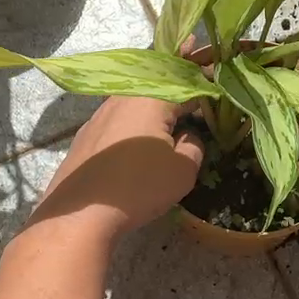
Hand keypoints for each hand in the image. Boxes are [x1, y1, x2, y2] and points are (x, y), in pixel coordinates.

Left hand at [28, 96, 203, 242]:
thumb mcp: (183, 170)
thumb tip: (189, 136)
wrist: (79, 215)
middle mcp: (124, 97)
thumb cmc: (139, 186)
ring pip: (136, 103)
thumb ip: (194, 145)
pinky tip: (137, 143)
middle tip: (196, 108)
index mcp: (152, 97)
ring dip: (154, 110)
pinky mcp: (85, 134)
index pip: (188, 84)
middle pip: (159, 88)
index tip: (218, 96)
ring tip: (170, 124)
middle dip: (179, 94)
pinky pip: (118, 121)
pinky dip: (133, 126)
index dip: (206, 88)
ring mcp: (100, 114)